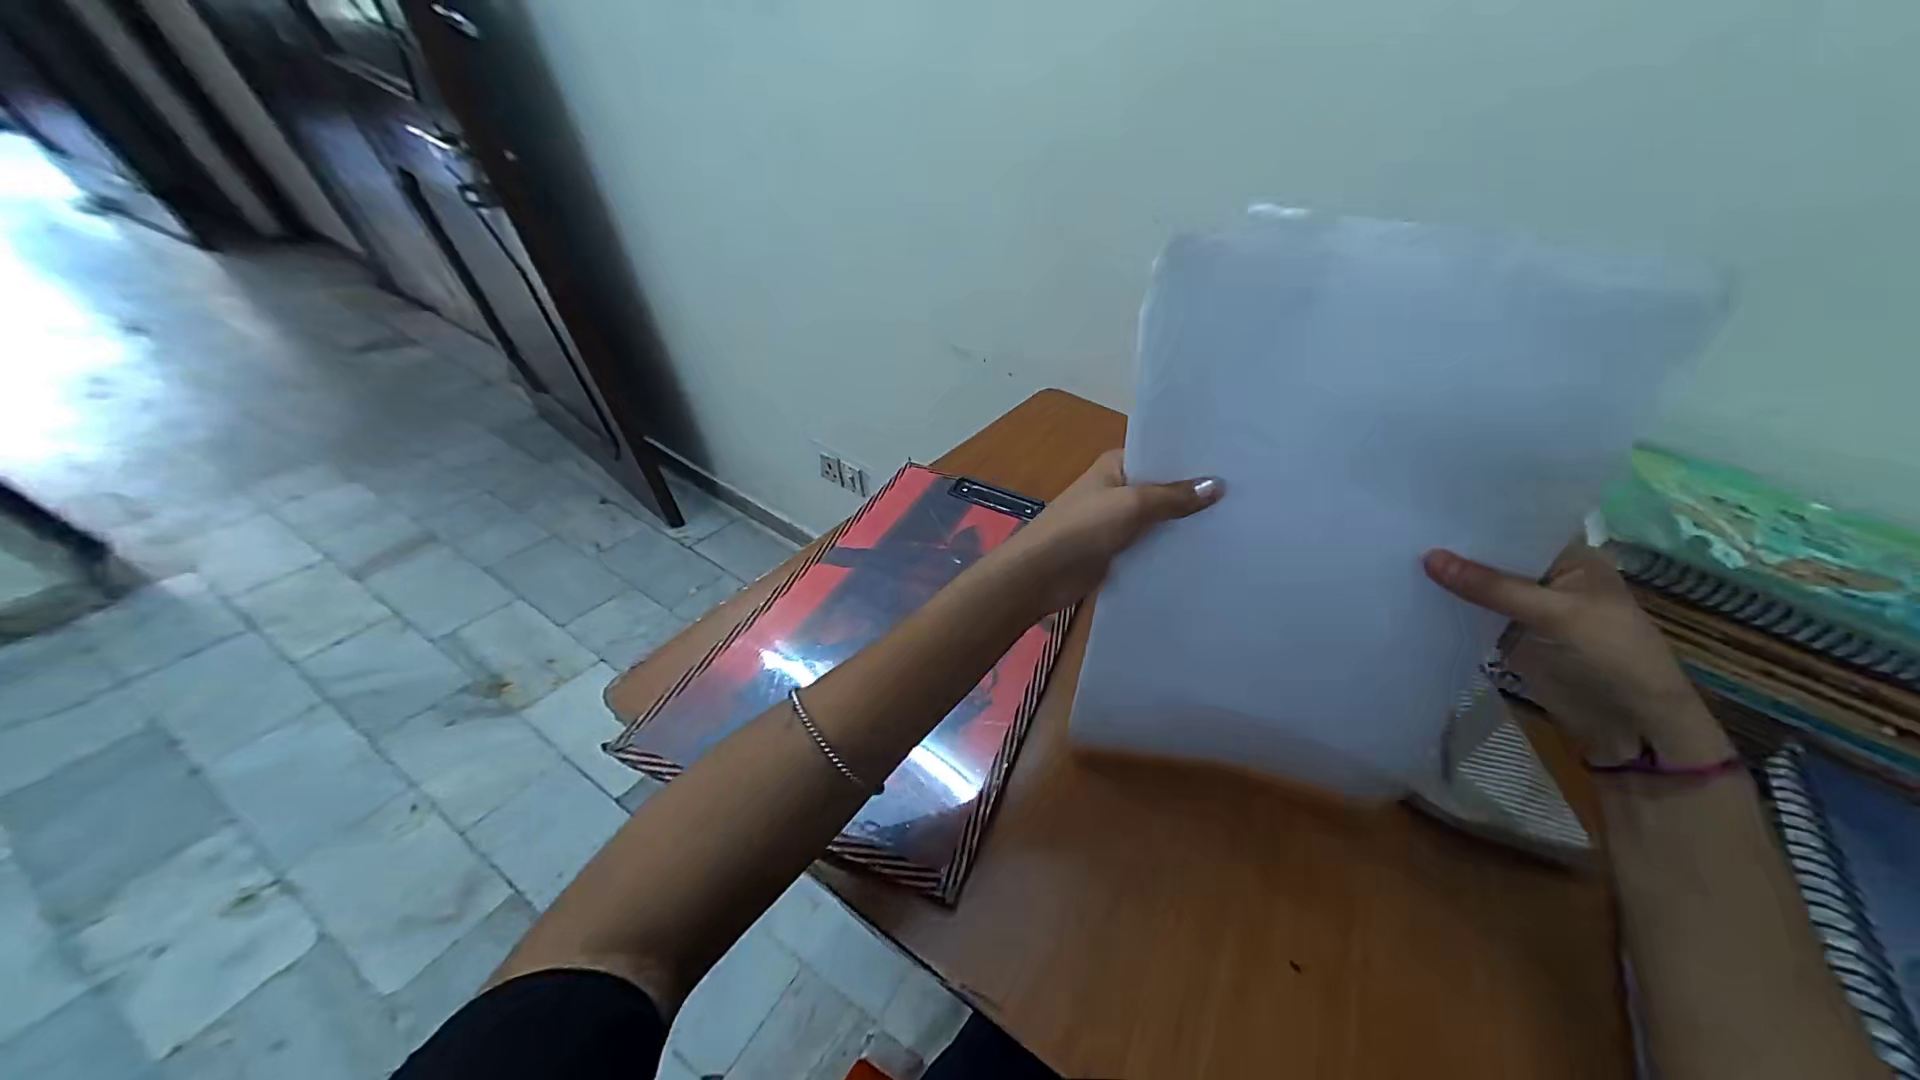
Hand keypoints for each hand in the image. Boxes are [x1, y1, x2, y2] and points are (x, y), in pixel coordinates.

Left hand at [988, 450, 1223, 616]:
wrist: (1041, 574)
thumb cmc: (1082, 528)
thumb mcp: (1131, 504)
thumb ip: (1173, 496)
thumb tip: (1216, 484)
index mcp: (1115, 466)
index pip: (1159, 454)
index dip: (1192, 458)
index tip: (1234, 461)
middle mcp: (1116, 489)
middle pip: (1162, 489)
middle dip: (1194, 494)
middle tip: (1247, 495)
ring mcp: (1116, 522)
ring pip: (1158, 520)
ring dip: (1185, 524)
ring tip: (1237, 523)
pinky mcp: (1116, 551)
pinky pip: (1150, 545)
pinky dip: (1170, 548)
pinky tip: (1205, 553)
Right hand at [1423, 543, 1733, 767]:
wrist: (1628, 725)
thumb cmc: (1611, 657)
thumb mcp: (1554, 615)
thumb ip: (1490, 587)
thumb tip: (1427, 556)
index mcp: (1569, 559)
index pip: (1515, 528)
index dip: (1473, 520)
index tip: (1424, 511)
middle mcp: (1544, 577)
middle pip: (1490, 557)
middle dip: (1452, 550)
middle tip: (1399, 530)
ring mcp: (1522, 607)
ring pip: (1475, 586)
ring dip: (1444, 578)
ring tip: (1393, 556)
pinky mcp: (1505, 634)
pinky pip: (1469, 613)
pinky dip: (1446, 606)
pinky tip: (1408, 592)